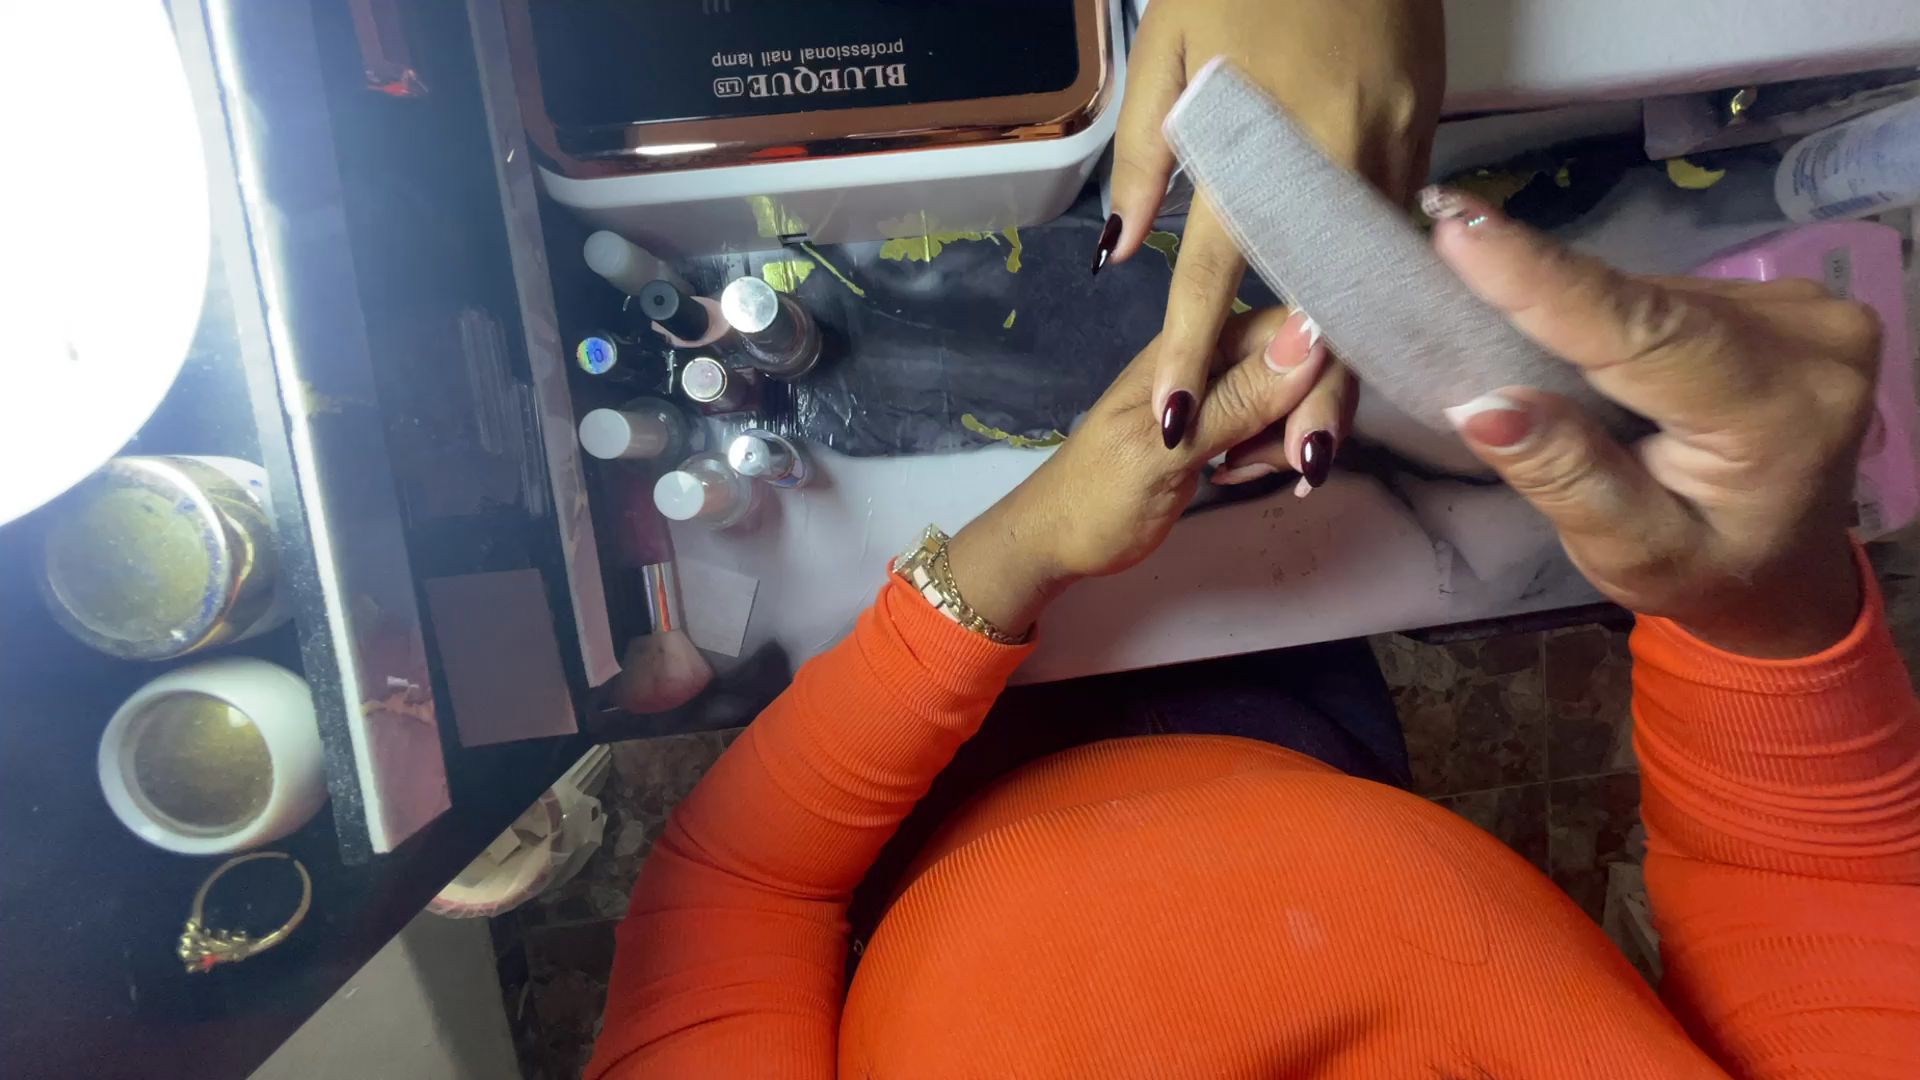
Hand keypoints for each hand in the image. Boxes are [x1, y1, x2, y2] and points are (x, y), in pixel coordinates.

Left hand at [947, 307, 1331, 633]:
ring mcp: (1214, 394)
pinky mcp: (1219, 428)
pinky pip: (1271, 426)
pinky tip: (1236, 477)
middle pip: (1304, 361)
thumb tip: (1315, 336)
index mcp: (1189, 347)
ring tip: (1240, 475)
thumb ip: (1236, 400)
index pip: (1290, 329)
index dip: (1319, 379)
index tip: (1309, 443)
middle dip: (1310, 416)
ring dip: (1287, 440)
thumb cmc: (1097, 497)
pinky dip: (1270, 454)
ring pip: (1293, 397)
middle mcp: (1208, 359)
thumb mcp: (1164, 453)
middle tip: (1290, 471)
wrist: (1059, 538)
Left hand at [1101, 0, 1444, 486]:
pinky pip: (1403, 236)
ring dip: (1359, 360)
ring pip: (1372, 279)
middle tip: (1301, 463)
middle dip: (1308, 389)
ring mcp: (1392, 146)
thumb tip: (1125, 251)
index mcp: (1254, 145)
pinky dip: (1389, 298)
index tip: (1174, 421)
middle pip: (1314, 299)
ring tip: (1339, 428)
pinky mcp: (1427, 130)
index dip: (1190, 354)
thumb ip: (1145, 162)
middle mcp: (1331, 159)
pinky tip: (1382, 347)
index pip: (1210, 277)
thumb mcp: (1167, 53)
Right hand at [1428, 188, 1879, 658]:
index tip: (1460, 231)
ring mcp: (1795, 311)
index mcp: (1775, 411)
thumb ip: (1563, 477)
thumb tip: (1483, 406)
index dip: (1541, 281)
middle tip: (1439, 246)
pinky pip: (1648, 296)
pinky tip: (1554, 331)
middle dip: (1528, 284)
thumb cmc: (1698, 570)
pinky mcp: (1769, 306)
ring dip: (1554, 302)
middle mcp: (1805, 338)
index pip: (1640, 332)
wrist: (1780, 570)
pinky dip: (1585, 311)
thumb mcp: (1624, 548)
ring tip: (1486, 311)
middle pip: (1631, 301)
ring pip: (1635, 293)